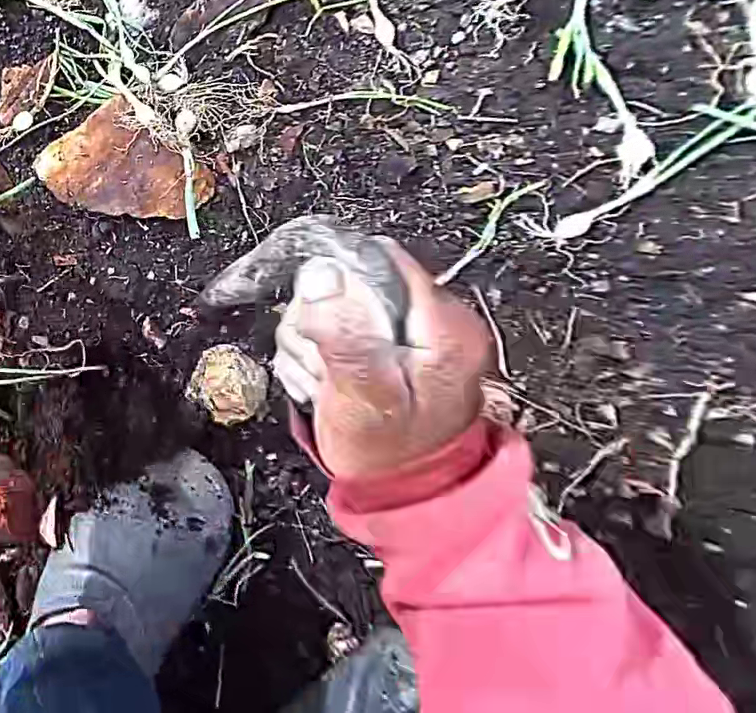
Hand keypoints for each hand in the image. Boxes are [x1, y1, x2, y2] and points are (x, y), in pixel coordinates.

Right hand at [275, 241, 493, 481]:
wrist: (397, 495)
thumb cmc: (387, 451)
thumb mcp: (365, 393)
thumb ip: (345, 333)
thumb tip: (322, 272)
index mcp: (443, 322)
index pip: (380, 259)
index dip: (341, 282)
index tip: (323, 324)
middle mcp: (428, 316)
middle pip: (349, 280)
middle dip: (320, 322)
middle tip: (323, 366)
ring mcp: (403, 329)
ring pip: (330, 302)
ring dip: (311, 341)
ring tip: (323, 380)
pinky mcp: (381, 341)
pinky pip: (329, 324)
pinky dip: (315, 352)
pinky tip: (323, 380)